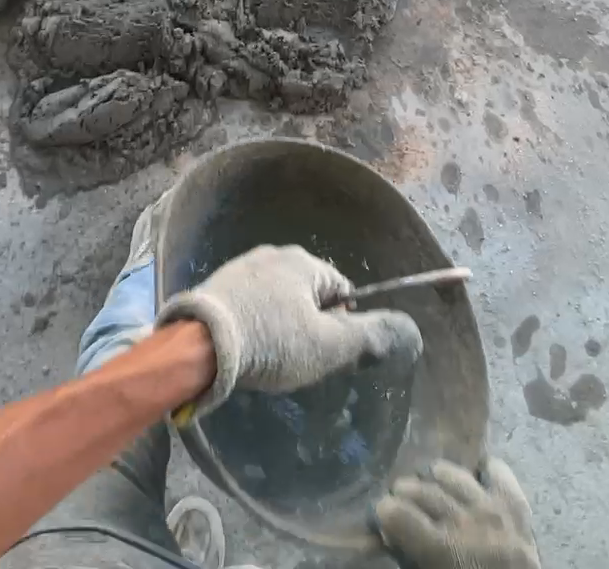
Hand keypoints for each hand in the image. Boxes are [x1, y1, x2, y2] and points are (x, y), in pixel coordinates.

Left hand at [156, 244, 422, 415]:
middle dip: (308, 322)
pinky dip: (254, 319)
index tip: (323, 349)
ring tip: (268, 352)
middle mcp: (275, 253)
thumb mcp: (329, 346)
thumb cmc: (273, 342)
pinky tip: (245, 344)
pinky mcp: (218, 282)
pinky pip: (251, 301)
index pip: (342, 290)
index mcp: (306, 262)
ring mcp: (243, 265)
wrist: (201, 342)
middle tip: (296, 355)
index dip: (340, 323)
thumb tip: (407, 327)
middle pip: (308, 292)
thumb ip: (368, 335)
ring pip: (278, 296)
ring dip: (280, 320)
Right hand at [374, 459, 539, 568]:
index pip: (398, 513)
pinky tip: (473, 478)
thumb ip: (410, 557)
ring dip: (435, 478)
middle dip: (404, 493)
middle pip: (422, 491)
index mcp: (443, 549)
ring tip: (430, 486)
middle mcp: (466, 521)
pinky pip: (498, 473)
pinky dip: (483, 471)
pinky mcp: (516, 507)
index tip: (379, 514)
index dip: (383, 511)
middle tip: (399, 501)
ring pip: (453, 475)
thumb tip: (387, 536)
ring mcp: (493, 510)